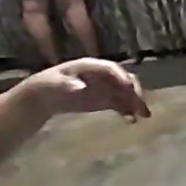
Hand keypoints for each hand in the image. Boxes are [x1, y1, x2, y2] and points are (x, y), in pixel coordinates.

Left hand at [17, 59, 149, 119]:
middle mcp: (104, 75)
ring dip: (136, 103)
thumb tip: (81, 87)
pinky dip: (129, 110)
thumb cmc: (46, 87)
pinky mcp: (106, 99)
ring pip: (127, 93)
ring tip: (143, 115)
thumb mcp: (52, 84)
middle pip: (125, 80)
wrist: (42, 98)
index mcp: (91, 66)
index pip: (111, 69)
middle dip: (134, 91)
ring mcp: (107, 87)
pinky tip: (132, 119)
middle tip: (141, 104)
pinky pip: (122, 104)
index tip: (129, 87)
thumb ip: (67, 84)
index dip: (121, 76)